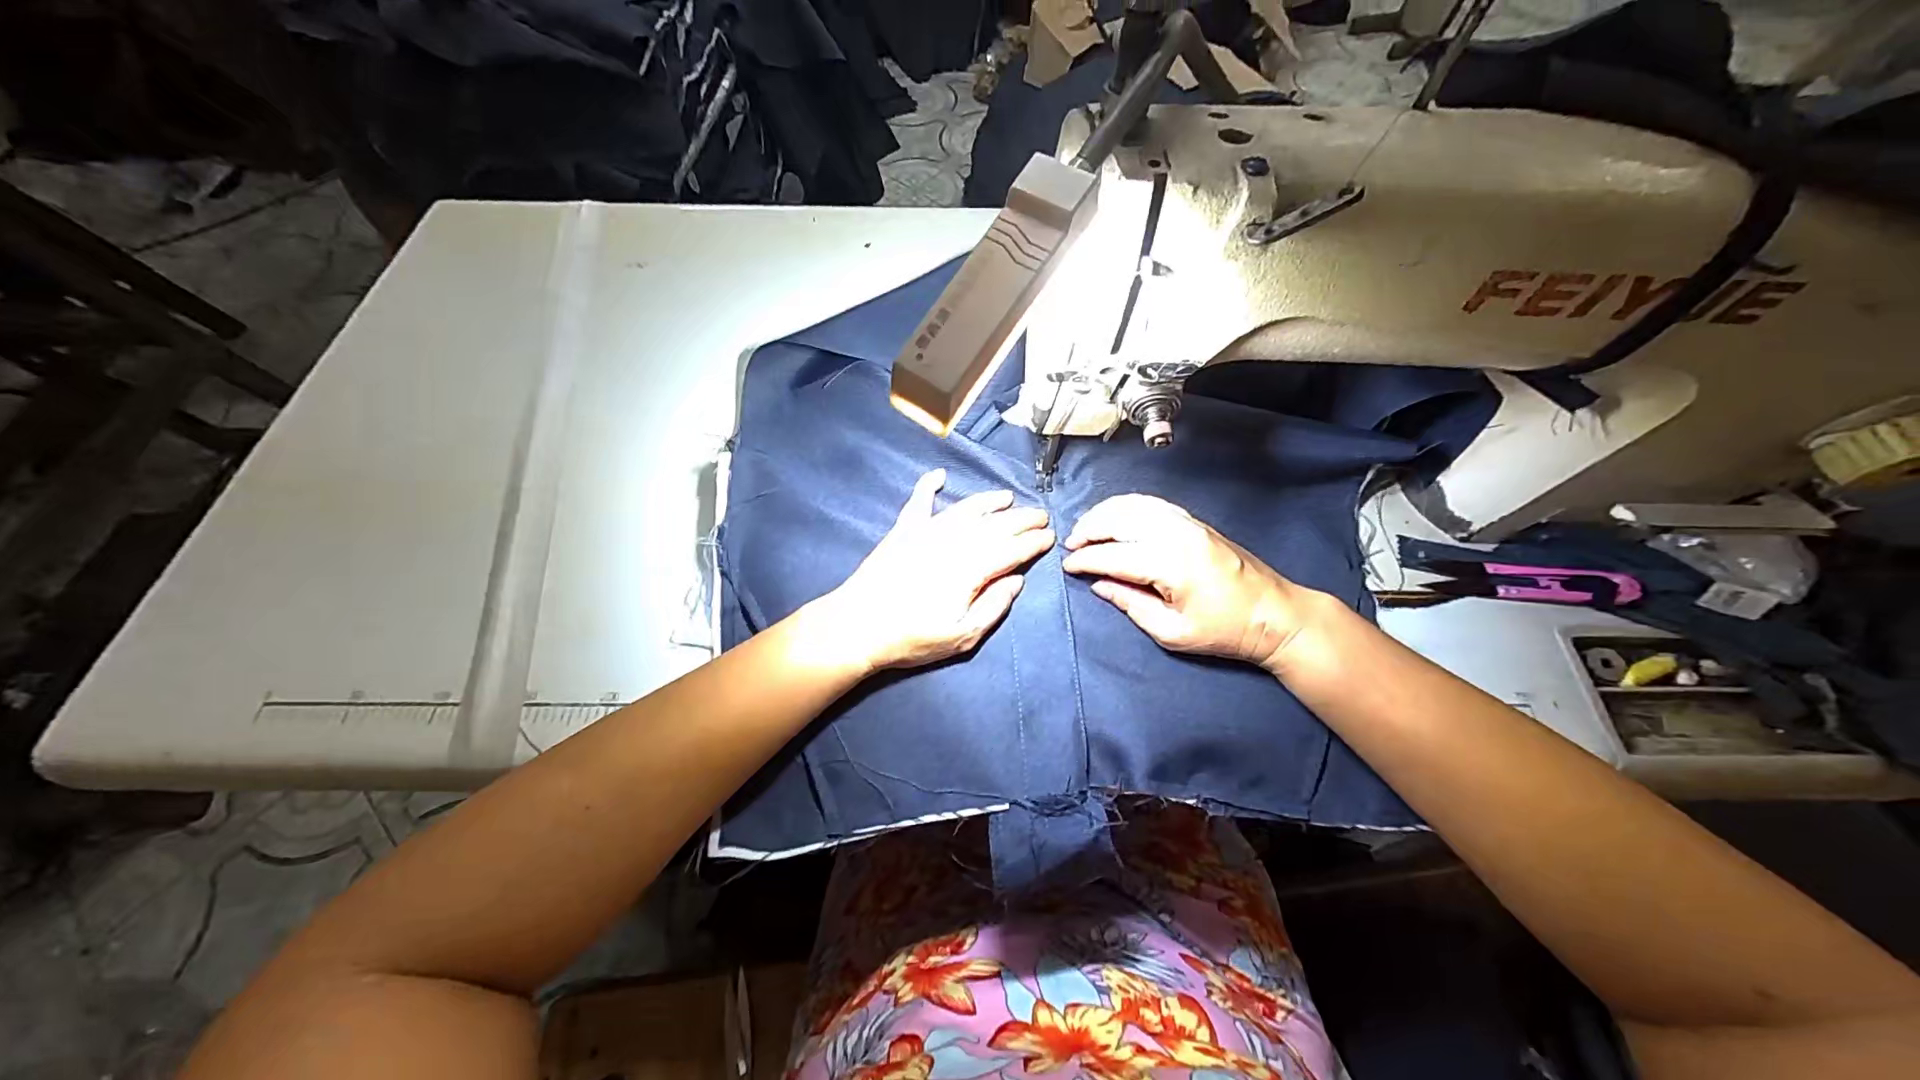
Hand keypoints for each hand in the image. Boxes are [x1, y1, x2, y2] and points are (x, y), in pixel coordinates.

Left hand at [814, 469, 1053, 671]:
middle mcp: (953, 542)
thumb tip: (1016, 581)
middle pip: (995, 525)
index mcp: (972, 568)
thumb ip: (993, 606)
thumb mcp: (962, 636)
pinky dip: (929, 485)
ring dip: (989, 501)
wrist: (858, 626)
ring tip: (1006, 497)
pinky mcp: (903, 530)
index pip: (1012, 549)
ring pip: (966, 509)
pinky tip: (939, 476)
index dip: (1034, 542)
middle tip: (1040, 516)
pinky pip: (919, 501)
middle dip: (1022, 519)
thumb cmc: (912, 637)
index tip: (1049, 538)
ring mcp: (927, 532)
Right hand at [1061, 494, 1323, 675]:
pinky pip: (1152, 503)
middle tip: (1071, 545)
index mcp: (1170, 564)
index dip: (1085, 560)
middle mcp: (1177, 535)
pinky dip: (1126, 505)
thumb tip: (1099, 585)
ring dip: (1104, 514)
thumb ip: (1131, 604)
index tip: (1069, 567)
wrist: (1273, 614)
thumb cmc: (1224, 630)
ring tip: (1086, 529)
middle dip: (1089, 530)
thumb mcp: (1172, 632)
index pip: (1113, 554)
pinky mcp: (1195, 521)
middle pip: (1119, 520)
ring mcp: (1187, 523)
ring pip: (1133, 505)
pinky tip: (1115, 516)